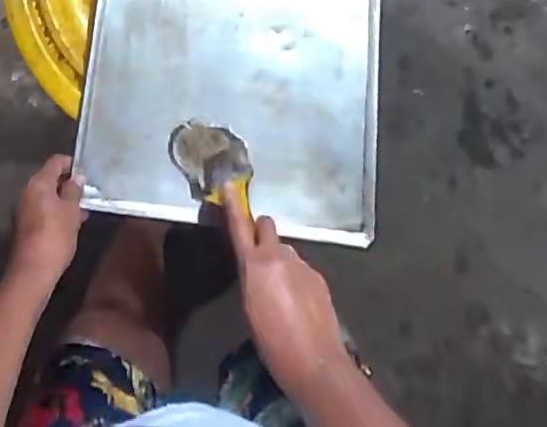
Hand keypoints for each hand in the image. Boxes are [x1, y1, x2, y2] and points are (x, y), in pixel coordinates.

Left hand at [8, 155, 85, 283]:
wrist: (33, 272)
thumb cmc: (55, 236)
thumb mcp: (71, 211)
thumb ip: (74, 190)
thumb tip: (77, 177)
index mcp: (38, 183)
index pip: (56, 162)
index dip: (72, 164)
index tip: (86, 173)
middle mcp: (28, 192)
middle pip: (50, 178)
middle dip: (69, 184)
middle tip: (87, 192)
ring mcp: (25, 209)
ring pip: (48, 195)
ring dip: (64, 199)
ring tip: (83, 209)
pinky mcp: (26, 225)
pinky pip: (43, 209)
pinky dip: (57, 211)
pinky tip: (72, 223)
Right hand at [222, 182, 354, 397]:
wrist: (316, 364)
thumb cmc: (272, 344)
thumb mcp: (249, 309)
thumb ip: (251, 278)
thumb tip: (256, 267)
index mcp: (254, 265)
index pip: (239, 226)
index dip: (233, 205)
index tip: (228, 184)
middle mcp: (278, 256)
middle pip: (266, 225)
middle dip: (262, 233)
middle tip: (262, 257)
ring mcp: (301, 264)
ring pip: (286, 251)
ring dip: (281, 263)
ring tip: (284, 295)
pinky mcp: (318, 276)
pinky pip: (302, 269)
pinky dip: (298, 280)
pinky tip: (301, 306)